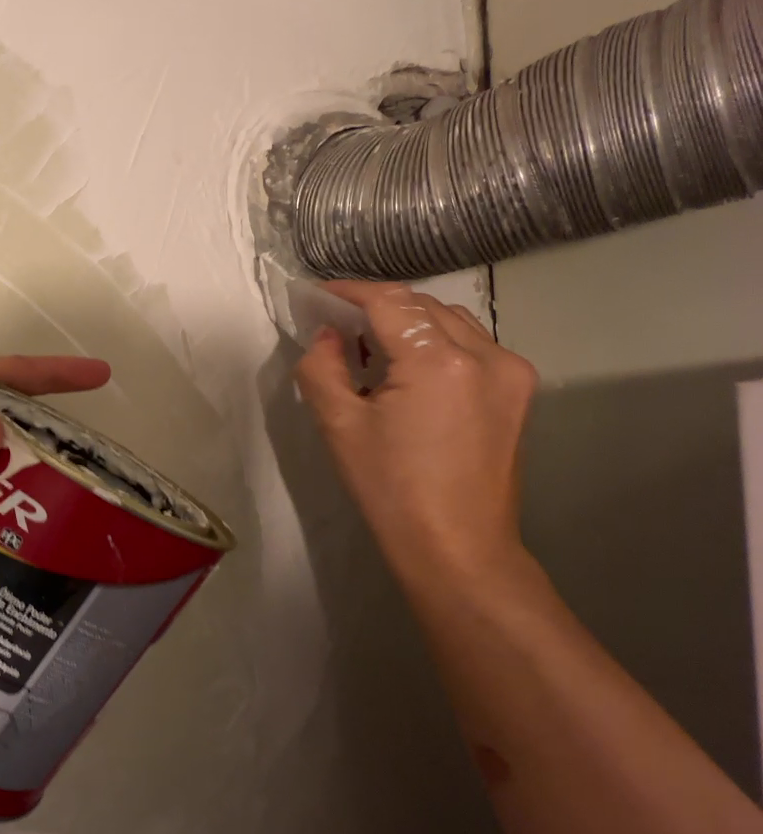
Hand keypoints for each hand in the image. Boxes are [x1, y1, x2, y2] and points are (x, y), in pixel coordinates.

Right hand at [295, 282, 537, 579]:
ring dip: (408, 322)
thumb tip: (327, 337)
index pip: (391, 302)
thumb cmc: (388, 486)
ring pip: (451, 321)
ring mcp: (510, 372)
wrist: (454, 542)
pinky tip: (405, 368)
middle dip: (377, 306)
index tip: (316, 294)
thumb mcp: (338, 424)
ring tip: (368, 345)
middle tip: (333, 323)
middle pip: (424, 306)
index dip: (350, 291)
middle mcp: (486, 355)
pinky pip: (471, 345)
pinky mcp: (518, 390)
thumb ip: (322, 368)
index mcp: (439, 362)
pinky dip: (434, 342)